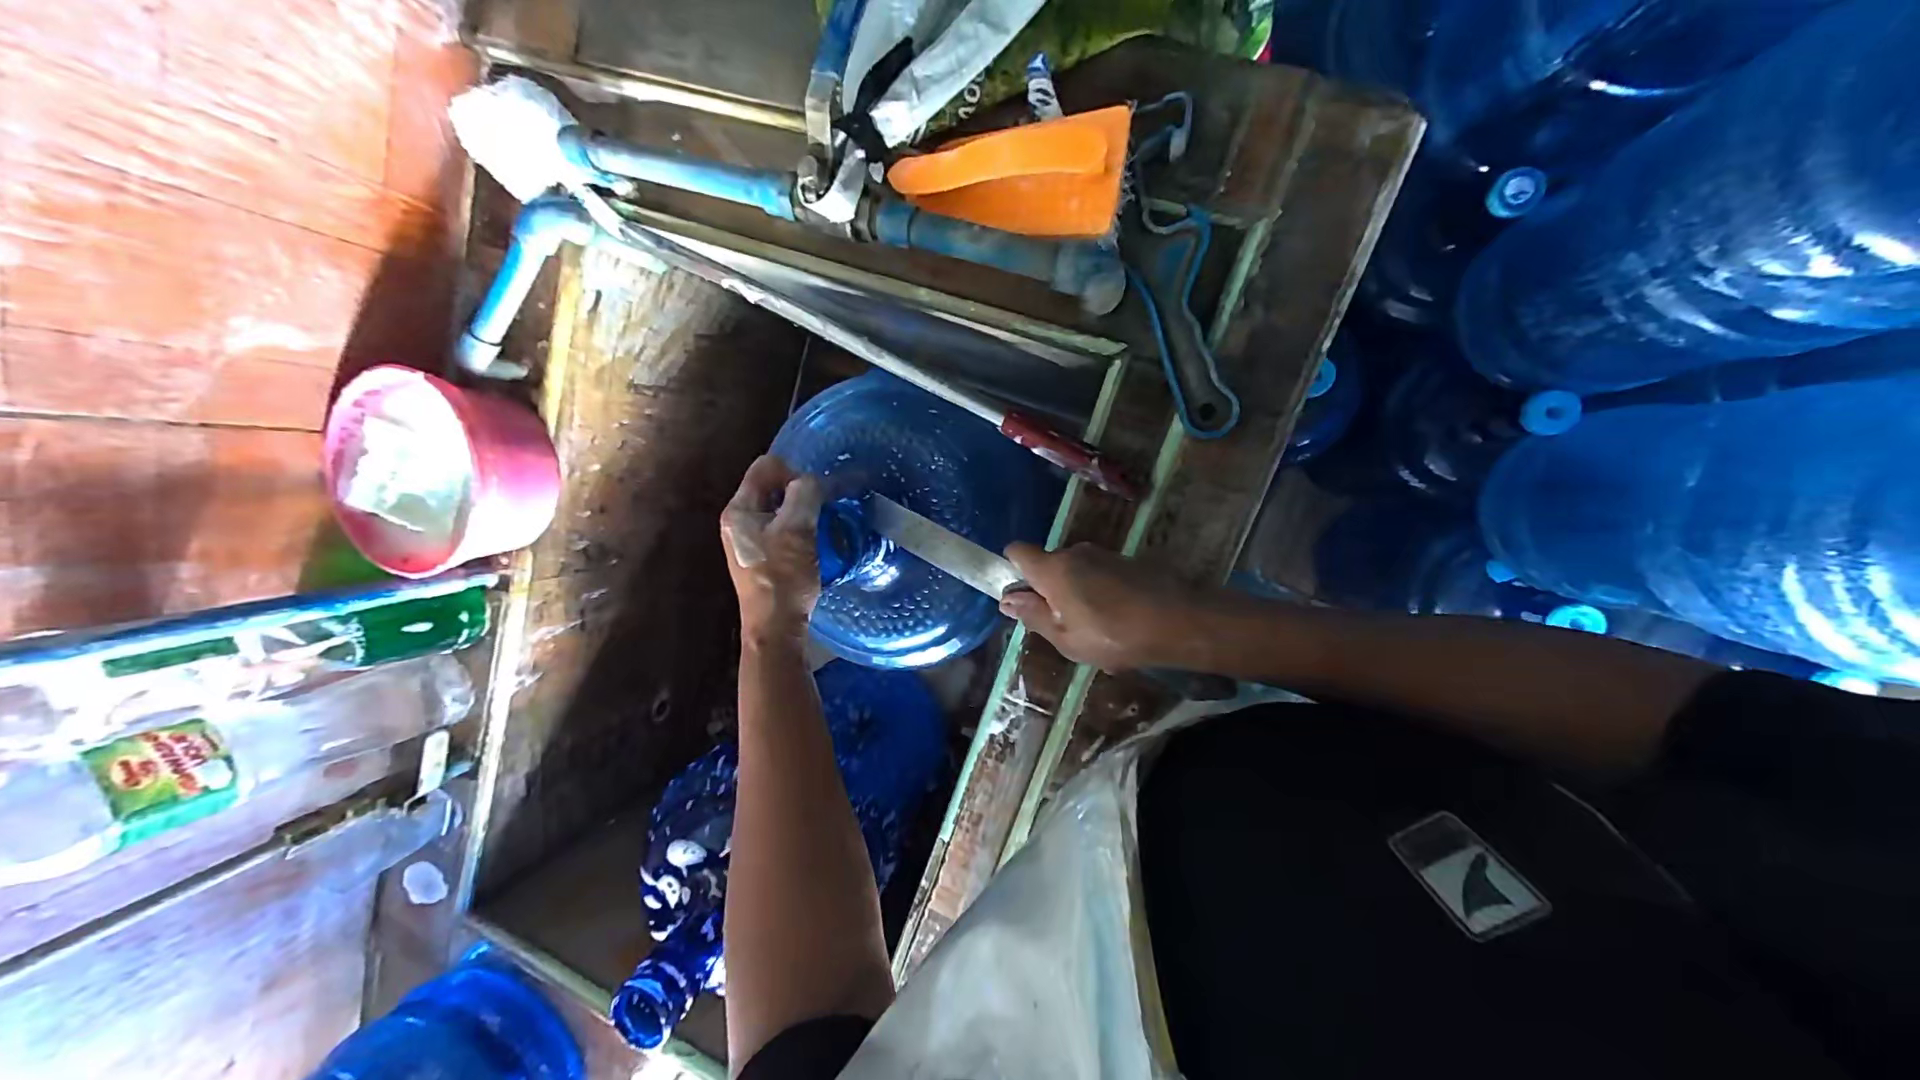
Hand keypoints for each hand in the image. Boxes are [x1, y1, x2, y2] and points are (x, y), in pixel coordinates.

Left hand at [721, 456, 824, 651]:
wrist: (774, 628)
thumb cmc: (783, 578)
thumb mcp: (797, 530)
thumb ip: (804, 495)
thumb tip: (811, 482)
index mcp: (739, 509)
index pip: (766, 467)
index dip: (794, 472)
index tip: (814, 495)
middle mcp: (738, 520)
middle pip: (773, 486)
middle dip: (800, 492)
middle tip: (822, 510)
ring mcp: (749, 540)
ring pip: (780, 509)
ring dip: (803, 512)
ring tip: (821, 527)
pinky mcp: (762, 556)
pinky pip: (783, 528)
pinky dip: (799, 529)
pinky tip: (813, 545)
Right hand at [999, 542, 1213, 671]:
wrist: (1181, 621)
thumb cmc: (1115, 636)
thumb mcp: (1066, 639)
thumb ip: (1034, 616)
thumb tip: (1007, 599)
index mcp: (1053, 569)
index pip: (1018, 551)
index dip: (1012, 570)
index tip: (1021, 598)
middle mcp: (1075, 552)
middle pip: (1048, 565)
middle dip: (1048, 592)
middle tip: (1063, 627)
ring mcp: (1103, 554)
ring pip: (1075, 572)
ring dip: (1076, 595)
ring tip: (1095, 631)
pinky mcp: (1126, 561)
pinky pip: (1099, 575)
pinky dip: (1099, 594)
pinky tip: (1118, 623)